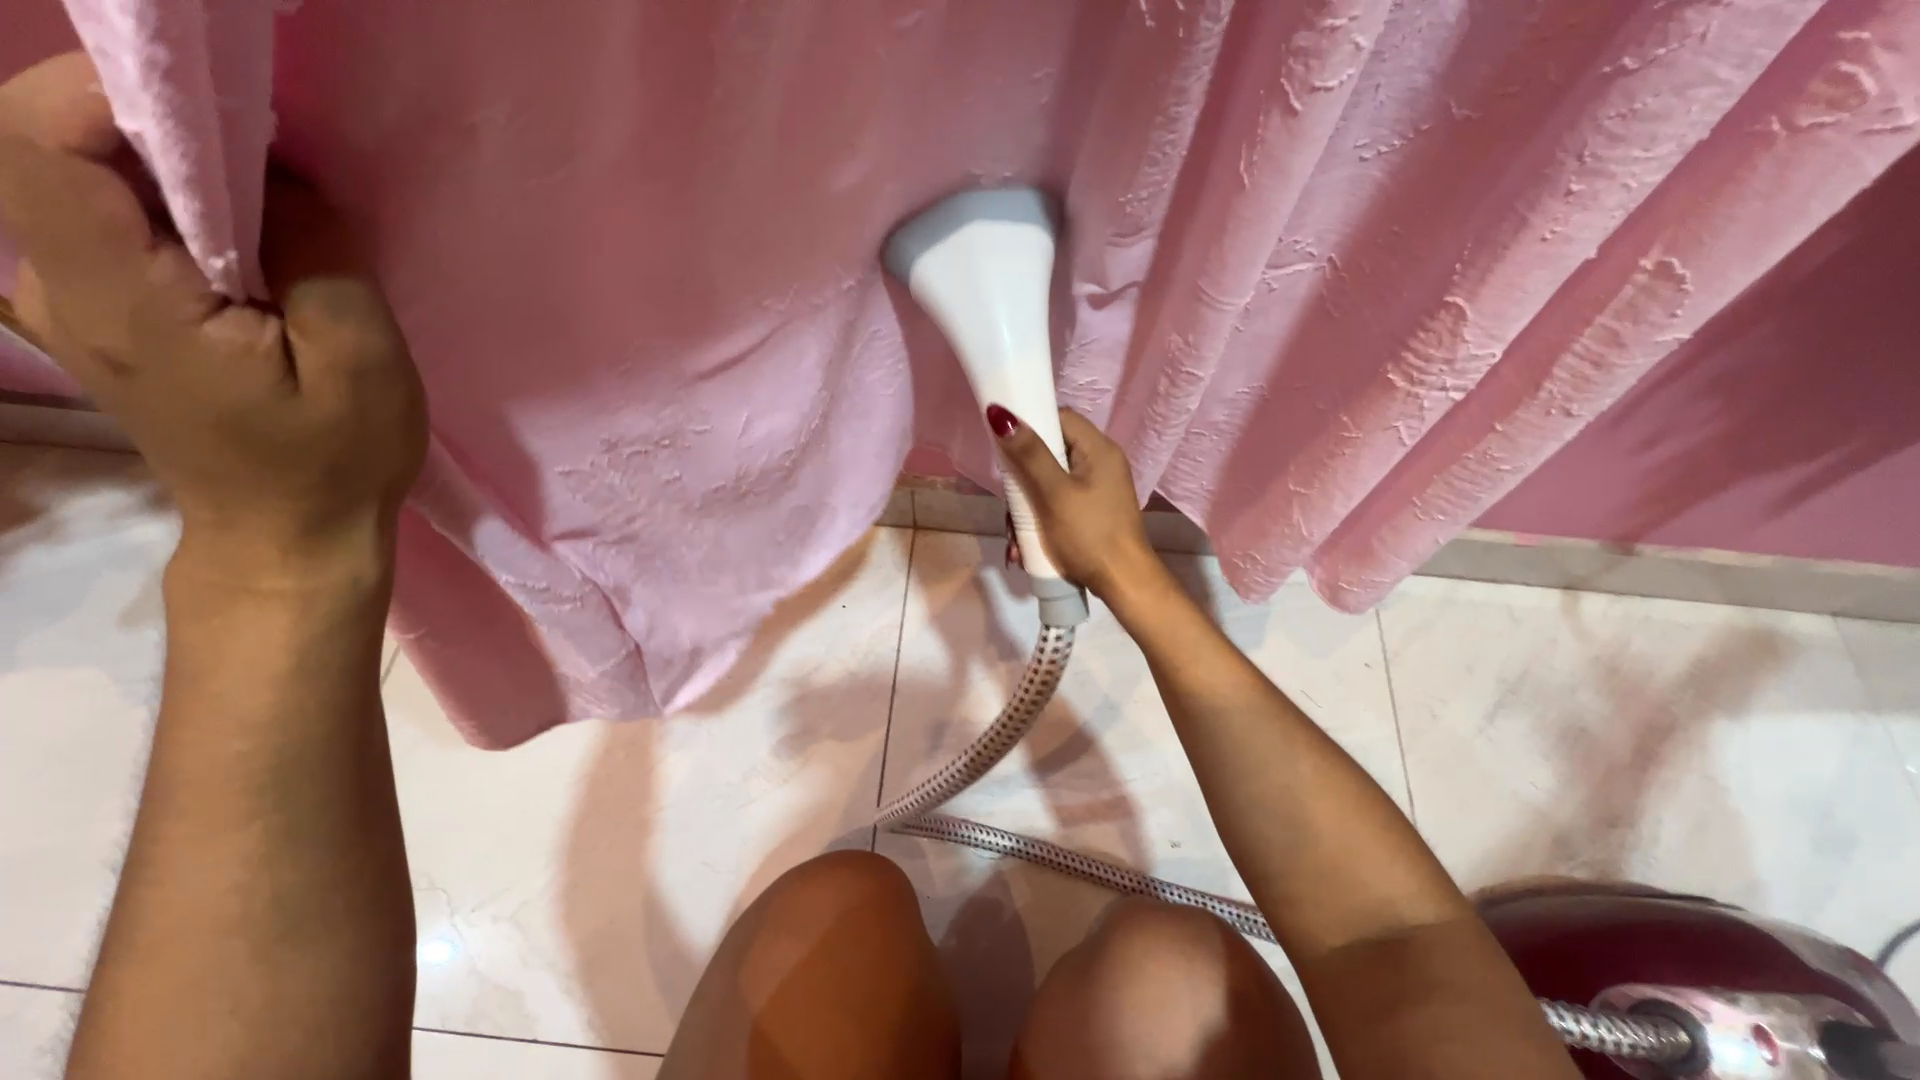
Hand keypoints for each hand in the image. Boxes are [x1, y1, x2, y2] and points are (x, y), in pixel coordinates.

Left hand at [0, 54, 425, 586]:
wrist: (288, 536)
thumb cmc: (335, 461)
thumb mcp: (361, 364)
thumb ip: (318, 256)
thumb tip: (283, 175)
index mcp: (125, 303)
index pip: (40, 144)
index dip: (107, 91)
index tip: (218, 102)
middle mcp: (61, 291)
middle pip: (47, 148)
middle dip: (150, 121)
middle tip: (265, 153)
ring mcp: (67, 303)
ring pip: (76, 180)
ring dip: (168, 164)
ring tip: (270, 202)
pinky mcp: (96, 314)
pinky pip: (104, 221)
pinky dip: (168, 203)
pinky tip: (244, 242)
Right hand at [989, 405, 1162, 601]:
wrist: (1123, 585)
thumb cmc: (1090, 535)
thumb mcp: (1054, 494)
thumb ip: (1029, 455)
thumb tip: (1001, 414)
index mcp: (1098, 450)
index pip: (1059, 418)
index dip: (1030, 425)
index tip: (1004, 446)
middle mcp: (1099, 464)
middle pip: (1049, 453)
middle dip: (1021, 481)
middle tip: (1008, 505)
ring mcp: (1095, 491)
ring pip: (1047, 484)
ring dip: (1024, 510)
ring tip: (1014, 538)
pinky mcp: (1089, 514)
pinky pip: (1055, 505)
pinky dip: (1037, 523)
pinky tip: (1023, 549)